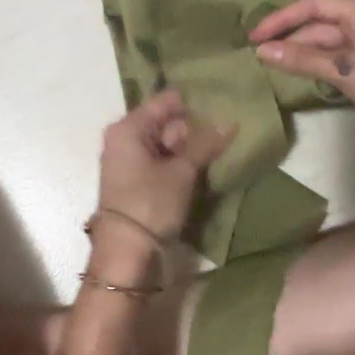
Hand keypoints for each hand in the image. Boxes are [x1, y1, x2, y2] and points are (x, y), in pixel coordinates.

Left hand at [96, 91, 236, 241]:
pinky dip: (181, 166)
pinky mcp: (138, 184)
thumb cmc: (150, 203)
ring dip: (190, 151)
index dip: (192, 103)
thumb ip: (205, 144)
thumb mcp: (181, 171)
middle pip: (166, 123)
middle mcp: (125, 140)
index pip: (165, 101)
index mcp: (127, 128)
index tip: (223, 104)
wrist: (127, 253)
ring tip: (220, 152)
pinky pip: (163, 164)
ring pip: (167, 146)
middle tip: (224, 137)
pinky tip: (204, 169)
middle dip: (194, 130)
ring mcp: (130, 163)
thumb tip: (230, 121)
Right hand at [250, 0, 354, 149]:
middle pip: (321, 21)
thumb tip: (261, 51)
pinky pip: (341, 52)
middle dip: (290, 37)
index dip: (280, 19)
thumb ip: (302, 59)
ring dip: (302, 51)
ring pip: (330, 39)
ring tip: (271, 65)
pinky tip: (299, 71)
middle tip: (257, 56)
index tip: (253, 37)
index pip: (314, 4)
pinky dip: (319, 61)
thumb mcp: (345, 73)